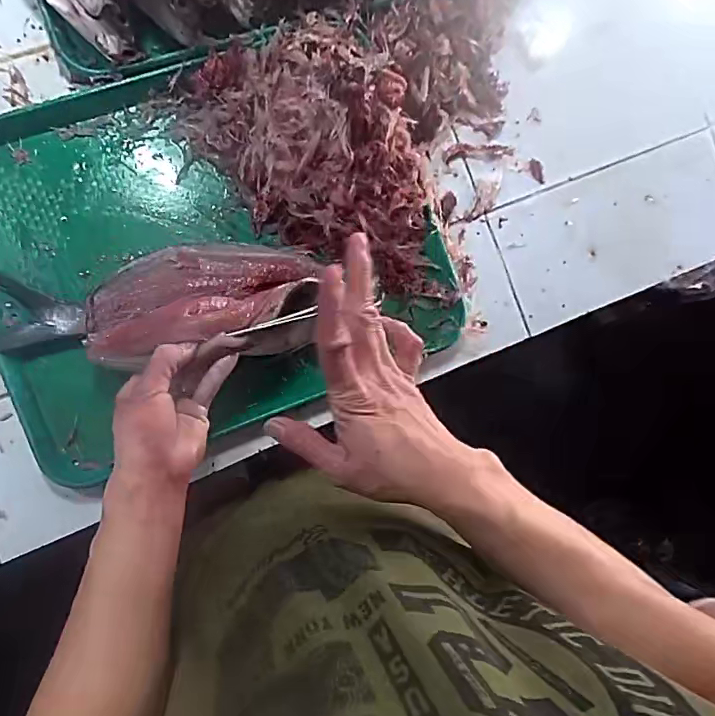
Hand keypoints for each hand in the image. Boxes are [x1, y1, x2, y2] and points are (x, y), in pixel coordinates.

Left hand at [111, 342, 240, 493]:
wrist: (158, 469)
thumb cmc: (142, 430)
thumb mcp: (145, 390)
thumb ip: (163, 363)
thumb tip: (184, 345)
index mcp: (139, 386)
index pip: (159, 358)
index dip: (176, 344)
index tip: (193, 328)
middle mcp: (160, 392)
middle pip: (181, 364)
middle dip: (196, 348)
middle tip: (216, 330)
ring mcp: (180, 402)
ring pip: (197, 373)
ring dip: (211, 357)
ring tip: (228, 339)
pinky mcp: (198, 412)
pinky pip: (209, 387)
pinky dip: (219, 372)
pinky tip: (230, 357)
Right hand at [266, 232, 495, 510]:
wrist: (442, 474)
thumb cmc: (391, 474)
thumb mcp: (340, 468)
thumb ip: (305, 444)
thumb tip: (272, 425)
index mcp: (352, 397)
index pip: (335, 346)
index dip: (330, 308)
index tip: (328, 274)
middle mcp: (373, 377)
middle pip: (361, 321)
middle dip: (357, 279)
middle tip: (354, 241)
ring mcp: (394, 374)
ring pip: (378, 325)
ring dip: (369, 290)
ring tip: (363, 258)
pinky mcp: (409, 380)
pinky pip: (404, 346)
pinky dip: (394, 327)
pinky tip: (384, 319)